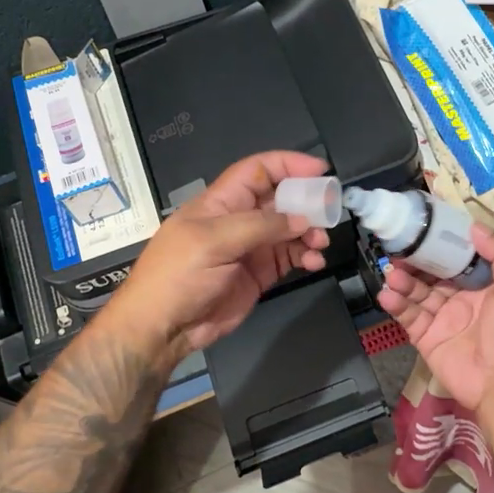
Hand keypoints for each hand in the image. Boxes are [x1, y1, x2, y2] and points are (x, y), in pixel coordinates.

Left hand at [101, 151, 331, 358]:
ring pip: (289, 229)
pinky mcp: (260, 273)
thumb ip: (260, 226)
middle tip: (330, 211)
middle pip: (280, 199)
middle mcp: (238, 220)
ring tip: (320, 243)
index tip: (320, 170)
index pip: (258, 171)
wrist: (163, 327)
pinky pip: (290, 257)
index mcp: (220, 202)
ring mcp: (250, 248)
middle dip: (306, 202)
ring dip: (309, 232)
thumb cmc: (178, 276)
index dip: (288, 165)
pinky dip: (306, 256)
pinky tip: (313, 262)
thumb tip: (301, 220)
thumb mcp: (213, 242)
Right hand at [377, 225, 493, 411]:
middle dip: (417, 261)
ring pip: (419, 293)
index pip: (460, 259)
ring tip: (391, 273)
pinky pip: (409, 317)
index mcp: (487, 286)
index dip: (443, 244)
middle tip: (398, 249)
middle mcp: (464, 299)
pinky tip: (387, 294)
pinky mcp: (428, 339)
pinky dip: (397, 305)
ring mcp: (444, 320)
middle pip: (435, 274)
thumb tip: (475, 226)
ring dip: (404, 281)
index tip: (425, 228)